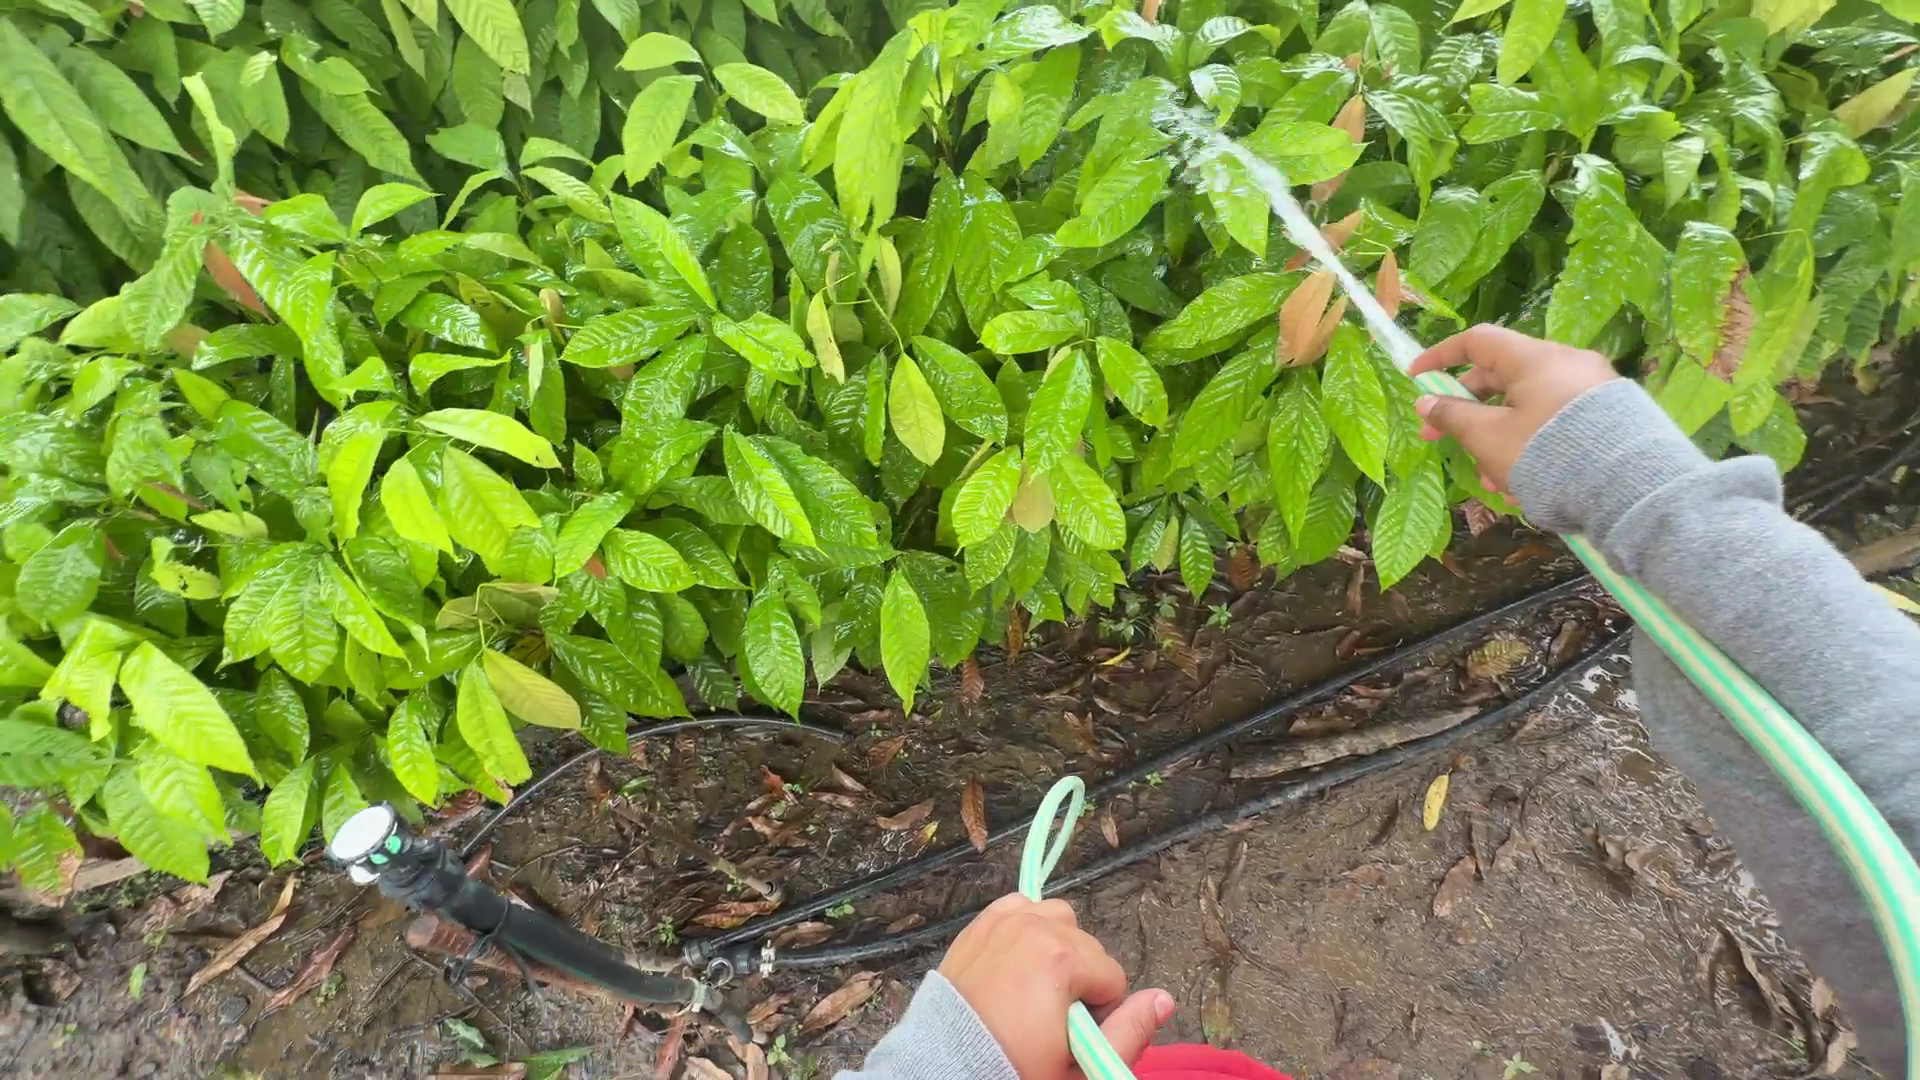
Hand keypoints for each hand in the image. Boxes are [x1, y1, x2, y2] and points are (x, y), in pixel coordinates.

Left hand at [938, 894, 1173, 1079]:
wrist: (944, 1067)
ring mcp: (1004, 918)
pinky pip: (1022, 907)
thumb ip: (1128, 1034)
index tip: (1072, 1036)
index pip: (1113, 977)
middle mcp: (1034, 925)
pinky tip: (1018, 963)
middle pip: (1086, 946)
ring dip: (1057, 947)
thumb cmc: (1015, 1070)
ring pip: (1057, 919)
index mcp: (1061, 957)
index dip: (1101, 1013)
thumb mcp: (1080, 1070)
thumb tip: (1166, 999)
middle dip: (1080, 979)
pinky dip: (1028, 927)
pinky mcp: (982, 921)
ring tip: (1036, 990)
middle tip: (1051, 1020)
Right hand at [1407, 324, 1619, 492]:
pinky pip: (1550, 420)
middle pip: (1499, 376)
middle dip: (1464, 409)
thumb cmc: (1543, 451)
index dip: (1440, 356)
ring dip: (1492, 436)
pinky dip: (1524, 441)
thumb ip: (1451, 415)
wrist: (1628, 486)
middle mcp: (1566, 364)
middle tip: (1436, 437)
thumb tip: (1426, 402)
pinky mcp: (1606, 415)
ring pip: (1523, 405)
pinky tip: (1518, 480)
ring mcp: (1590, 389)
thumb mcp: (1486, 435)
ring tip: (1486, 477)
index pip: (1478, 341)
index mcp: (1535, 360)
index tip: (1414, 377)